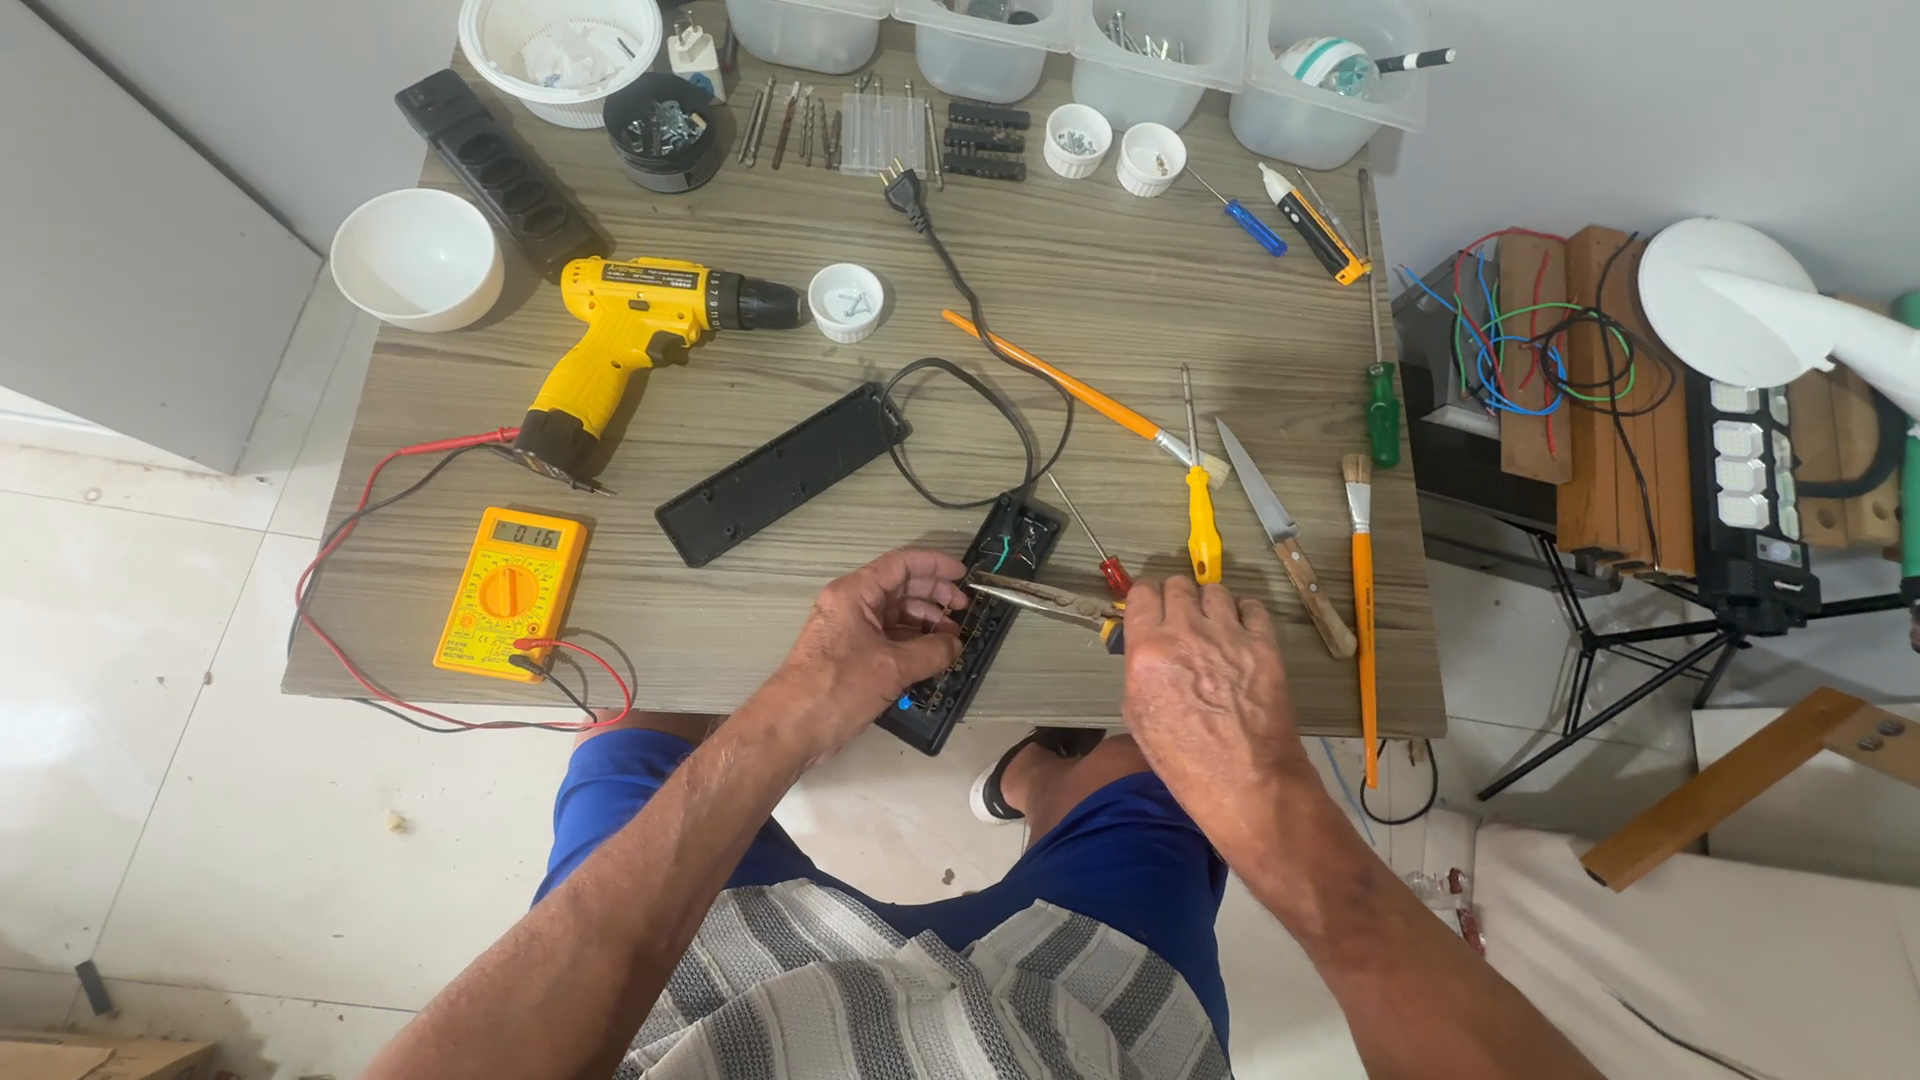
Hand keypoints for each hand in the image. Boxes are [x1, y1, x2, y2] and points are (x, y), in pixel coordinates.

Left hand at [764, 548, 968, 762]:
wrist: (791, 728)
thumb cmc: (837, 687)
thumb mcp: (893, 667)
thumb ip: (932, 652)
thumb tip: (955, 645)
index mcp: (855, 593)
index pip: (901, 563)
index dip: (935, 565)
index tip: (963, 575)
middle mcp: (851, 604)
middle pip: (900, 586)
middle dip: (934, 595)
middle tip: (962, 610)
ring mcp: (850, 630)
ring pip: (895, 614)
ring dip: (925, 622)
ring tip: (952, 639)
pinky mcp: (851, 655)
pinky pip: (888, 638)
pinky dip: (912, 643)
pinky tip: (933, 656)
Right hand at [1121, 578, 1311, 837]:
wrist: (1247, 784)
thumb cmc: (1183, 761)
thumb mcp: (1137, 715)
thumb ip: (1139, 670)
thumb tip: (1148, 648)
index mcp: (1147, 650)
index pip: (1141, 593)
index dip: (1145, 597)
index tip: (1150, 606)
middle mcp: (1185, 633)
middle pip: (1178, 584)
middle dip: (1176, 597)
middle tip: (1182, 618)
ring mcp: (1229, 636)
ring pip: (1215, 590)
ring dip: (1210, 604)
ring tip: (1214, 626)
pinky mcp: (1264, 645)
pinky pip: (1252, 606)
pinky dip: (1244, 613)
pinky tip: (1241, 632)